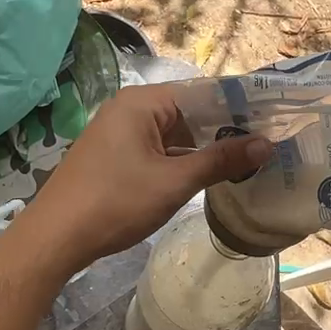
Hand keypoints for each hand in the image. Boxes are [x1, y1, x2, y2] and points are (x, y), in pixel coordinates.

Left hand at [18, 85, 272, 268]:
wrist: (55, 237)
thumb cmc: (115, 202)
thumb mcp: (174, 182)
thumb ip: (220, 161)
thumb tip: (265, 144)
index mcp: (142, 102)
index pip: (203, 92)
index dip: (240, 106)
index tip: (274, 120)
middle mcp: (130, 109)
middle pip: (189, 111)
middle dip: (226, 129)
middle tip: (268, 144)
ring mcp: (120, 133)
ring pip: (175, 133)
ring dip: (206, 148)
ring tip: (248, 161)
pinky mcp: (115, 156)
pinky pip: (159, 149)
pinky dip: (183, 160)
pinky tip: (209, 176)